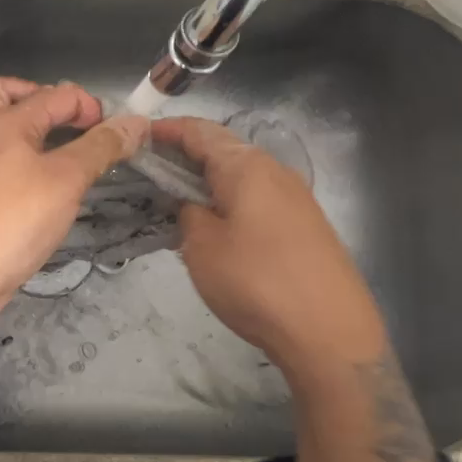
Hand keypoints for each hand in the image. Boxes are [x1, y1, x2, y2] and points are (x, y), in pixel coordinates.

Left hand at [0, 77, 148, 366]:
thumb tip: (135, 122)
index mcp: (5, 123)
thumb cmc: (17, 222)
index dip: (91, 108)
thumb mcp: (68, 180)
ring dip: (6, 116)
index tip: (114, 137)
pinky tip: (21, 169)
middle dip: (37, 95)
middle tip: (66, 121)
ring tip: (37, 136)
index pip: (56, 95)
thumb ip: (100, 147)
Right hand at [155, 117, 386, 377]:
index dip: (166, 131)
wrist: (327, 330)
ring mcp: (293, 198)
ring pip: (239, 176)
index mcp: (246, 167)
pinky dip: (225, 200)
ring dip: (204, 180)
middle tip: (145, 173)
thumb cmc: (255, 281)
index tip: (134, 138)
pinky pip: (254, 198)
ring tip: (170, 200)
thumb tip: (191, 202)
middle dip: (183, 155)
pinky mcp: (302, 225)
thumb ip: (188, 213)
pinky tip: (209, 225)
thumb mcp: (201, 246)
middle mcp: (274, 172)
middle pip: (222, 149)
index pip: (200, 132)